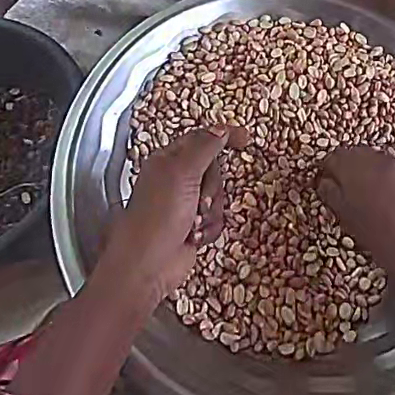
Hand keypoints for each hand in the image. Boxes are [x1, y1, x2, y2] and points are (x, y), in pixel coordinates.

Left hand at [95, 127, 242, 309]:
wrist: (148, 265)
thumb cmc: (158, 216)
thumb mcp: (182, 172)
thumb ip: (204, 147)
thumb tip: (221, 129)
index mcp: (168, 160)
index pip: (201, 139)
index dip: (223, 137)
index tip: (245, 139)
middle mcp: (176, 179)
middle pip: (214, 170)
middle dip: (213, 188)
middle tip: (200, 201)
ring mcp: (185, 204)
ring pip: (218, 197)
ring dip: (212, 212)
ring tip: (194, 222)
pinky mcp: (193, 226)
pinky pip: (216, 219)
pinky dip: (210, 229)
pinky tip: (194, 237)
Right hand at [317, 146, 394, 301]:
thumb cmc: (373, 230)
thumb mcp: (342, 213)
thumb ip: (330, 192)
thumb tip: (325, 183)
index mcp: (351, 165)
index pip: (333, 157)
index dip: (328, 169)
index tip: (327, 179)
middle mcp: (375, 159)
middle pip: (356, 154)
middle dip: (349, 167)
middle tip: (345, 187)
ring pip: (377, 162)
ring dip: (369, 173)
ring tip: (367, 195)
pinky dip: (388, 181)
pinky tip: (388, 200)